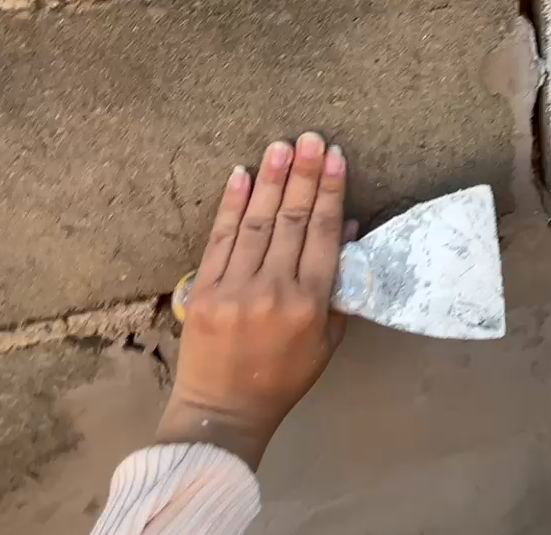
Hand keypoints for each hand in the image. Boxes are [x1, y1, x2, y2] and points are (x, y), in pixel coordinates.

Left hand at [156, 132, 353, 468]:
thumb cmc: (285, 376)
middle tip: (311, 137)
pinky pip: (220, 239)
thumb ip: (339, 282)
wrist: (222, 413)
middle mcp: (274, 290)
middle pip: (292, 219)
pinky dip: (232, 204)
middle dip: (303, 174)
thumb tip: (345, 225)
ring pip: (258, 222)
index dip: (330, 190)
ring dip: (271, 180)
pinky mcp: (205, 291)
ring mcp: (235, 289)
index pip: (322, 232)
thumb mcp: (328, 335)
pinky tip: (241, 174)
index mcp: (310, 303)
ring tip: (282, 145)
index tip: (335, 156)